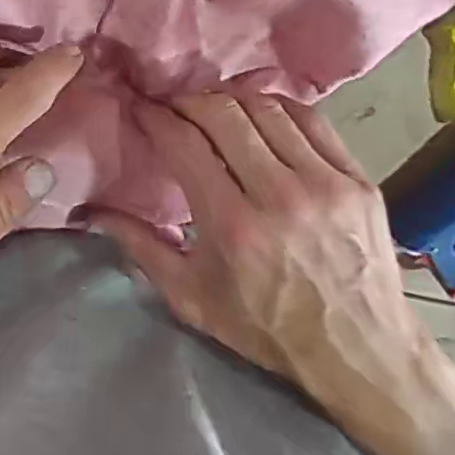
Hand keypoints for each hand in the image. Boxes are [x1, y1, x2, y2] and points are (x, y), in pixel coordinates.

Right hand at [91, 93, 454, 454]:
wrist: (361, 354)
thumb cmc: (267, 329)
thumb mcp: (192, 299)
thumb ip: (141, 248)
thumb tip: (92, 213)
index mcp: (233, 225)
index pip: (184, 142)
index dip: (156, 116)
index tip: (142, 109)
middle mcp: (279, 194)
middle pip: (223, 113)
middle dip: (189, 101)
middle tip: (175, 108)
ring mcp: (324, 182)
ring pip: (266, 108)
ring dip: (231, 100)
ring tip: (215, 108)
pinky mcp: (357, 178)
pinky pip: (312, 119)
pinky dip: (278, 107)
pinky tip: (262, 113)